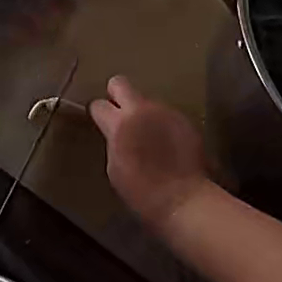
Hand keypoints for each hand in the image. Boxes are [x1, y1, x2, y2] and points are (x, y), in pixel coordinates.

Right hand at [88, 75, 212, 228]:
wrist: (183, 197)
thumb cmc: (142, 192)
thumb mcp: (115, 169)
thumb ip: (113, 141)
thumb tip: (115, 132)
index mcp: (119, 124)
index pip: (99, 105)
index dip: (99, 112)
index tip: (101, 120)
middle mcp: (141, 109)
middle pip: (120, 83)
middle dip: (116, 93)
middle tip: (118, 111)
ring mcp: (164, 110)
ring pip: (146, 101)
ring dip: (144, 114)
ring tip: (150, 138)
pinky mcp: (182, 116)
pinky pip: (164, 114)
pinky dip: (161, 123)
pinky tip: (167, 143)